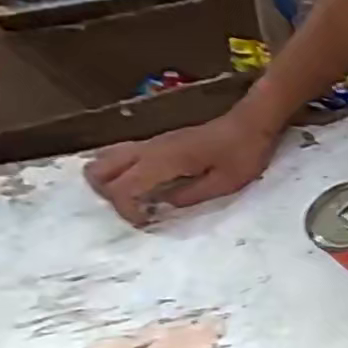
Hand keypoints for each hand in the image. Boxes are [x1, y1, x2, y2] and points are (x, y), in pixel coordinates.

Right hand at [84, 112, 277, 225]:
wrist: (251, 124)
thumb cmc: (243, 153)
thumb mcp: (225, 183)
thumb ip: (190, 196)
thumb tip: (163, 205)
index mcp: (161, 161)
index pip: (121, 188)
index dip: (126, 211)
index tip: (146, 224)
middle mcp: (147, 149)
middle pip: (97, 171)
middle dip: (108, 196)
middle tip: (138, 211)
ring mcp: (150, 143)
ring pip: (103, 160)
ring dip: (110, 182)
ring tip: (141, 199)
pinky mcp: (159, 142)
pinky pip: (122, 155)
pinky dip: (121, 171)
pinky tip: (149, 184)